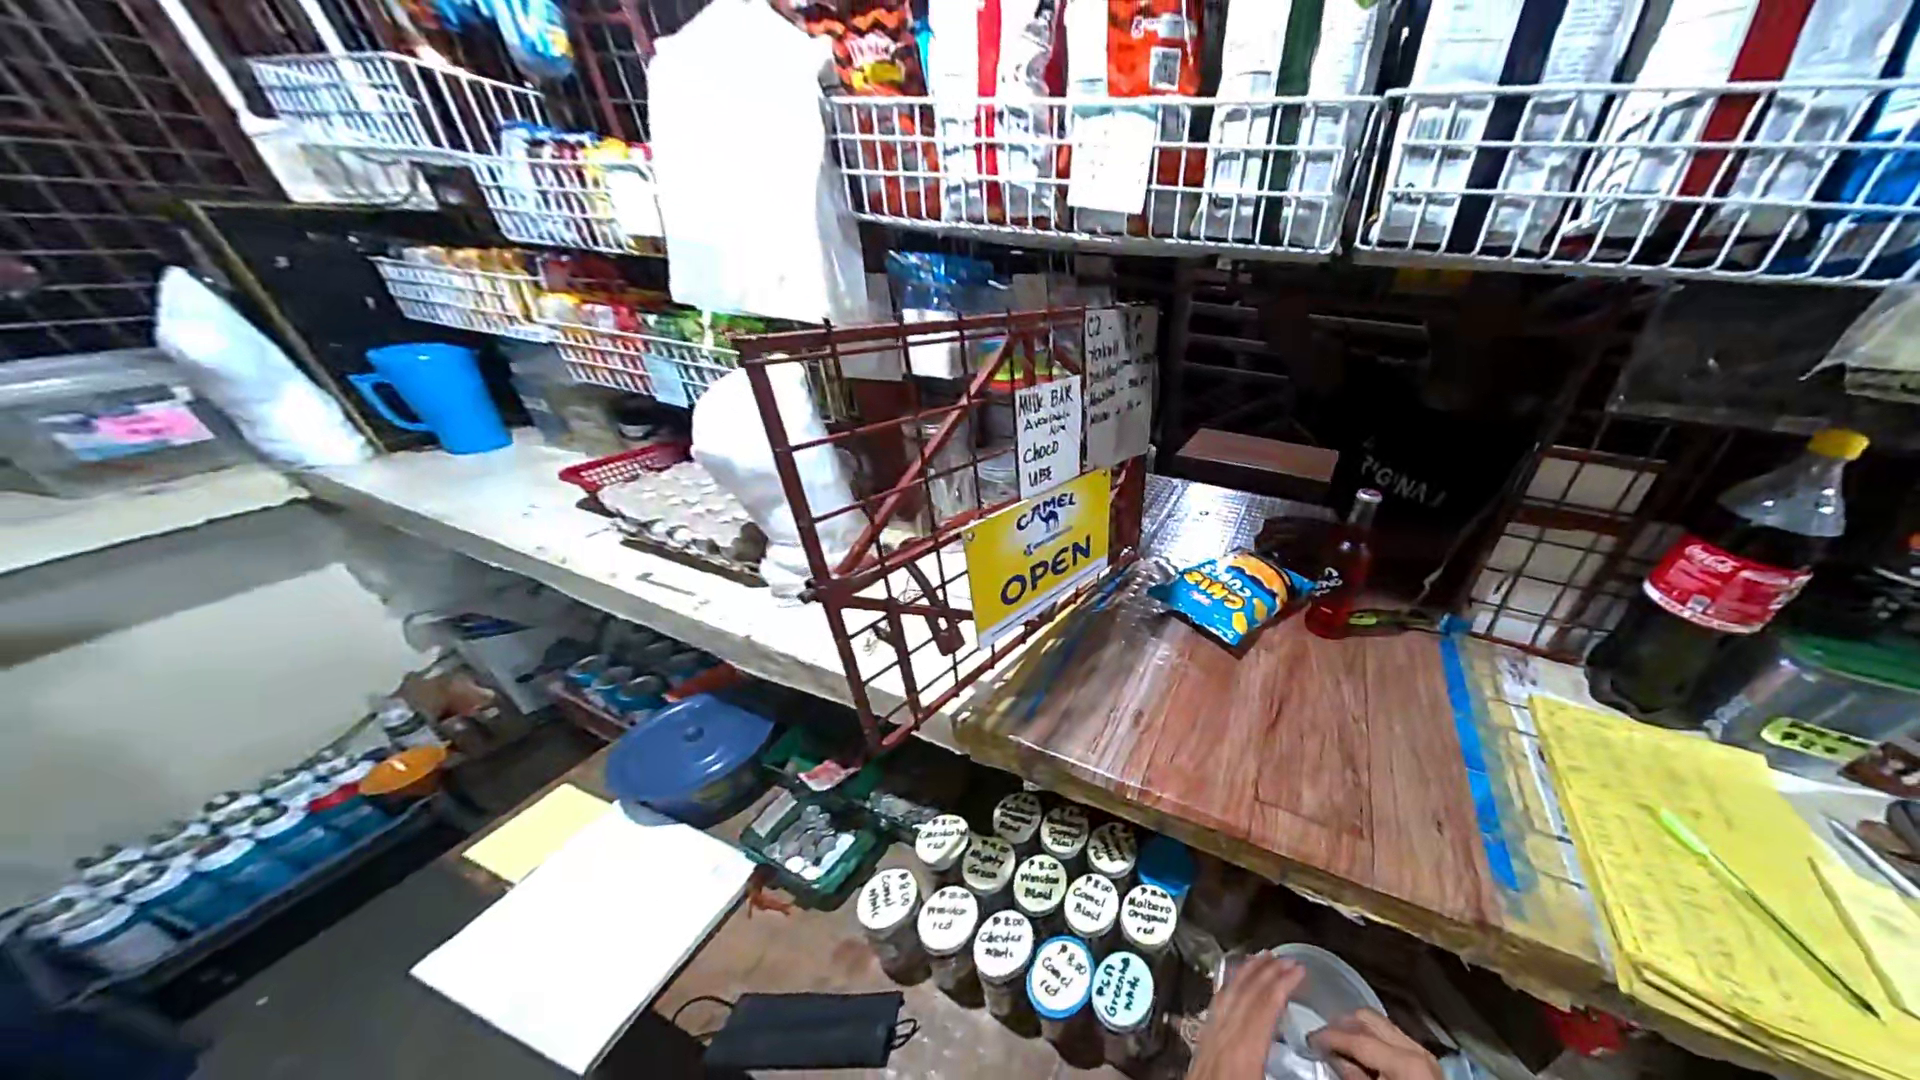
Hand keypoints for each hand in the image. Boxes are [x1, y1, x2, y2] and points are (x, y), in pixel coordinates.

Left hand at [1189, 954, 1304, 1079]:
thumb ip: (1291, 1069)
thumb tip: (1322, 1067)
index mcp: (1245, 1051)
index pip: (1265, 1006)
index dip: (1282, 983)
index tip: (1298, 968)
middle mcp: (1223, 1036)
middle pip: (1245, 993)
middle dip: (1266, 971)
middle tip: (1284, 957)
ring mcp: (1209, 1037)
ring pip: (1227, 994)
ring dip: (1245, 973)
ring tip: (1260, 958)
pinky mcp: (1201, 1043)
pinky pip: (1216, 1005)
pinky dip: (1228, 987)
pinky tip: (1233, 983)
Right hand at [1309, 1009, 1443, 1079]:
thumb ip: (1351, 1075)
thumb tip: (1332, 1055)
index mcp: (1404, 1063)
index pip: (1356, 1038)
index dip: (1328, 1037)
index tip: (1309, 1040)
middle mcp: (1415, 1050)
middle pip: (1367, 1019)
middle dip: (1342, 1025)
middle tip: (1325, 1039)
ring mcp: (1423, 1054)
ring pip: (1379, 1022)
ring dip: (1356, 1028)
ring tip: (1342, 1044)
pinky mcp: (1426, 1061)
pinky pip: (1392, 1035)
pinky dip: (1373, 1037)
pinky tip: (1362, 1052)